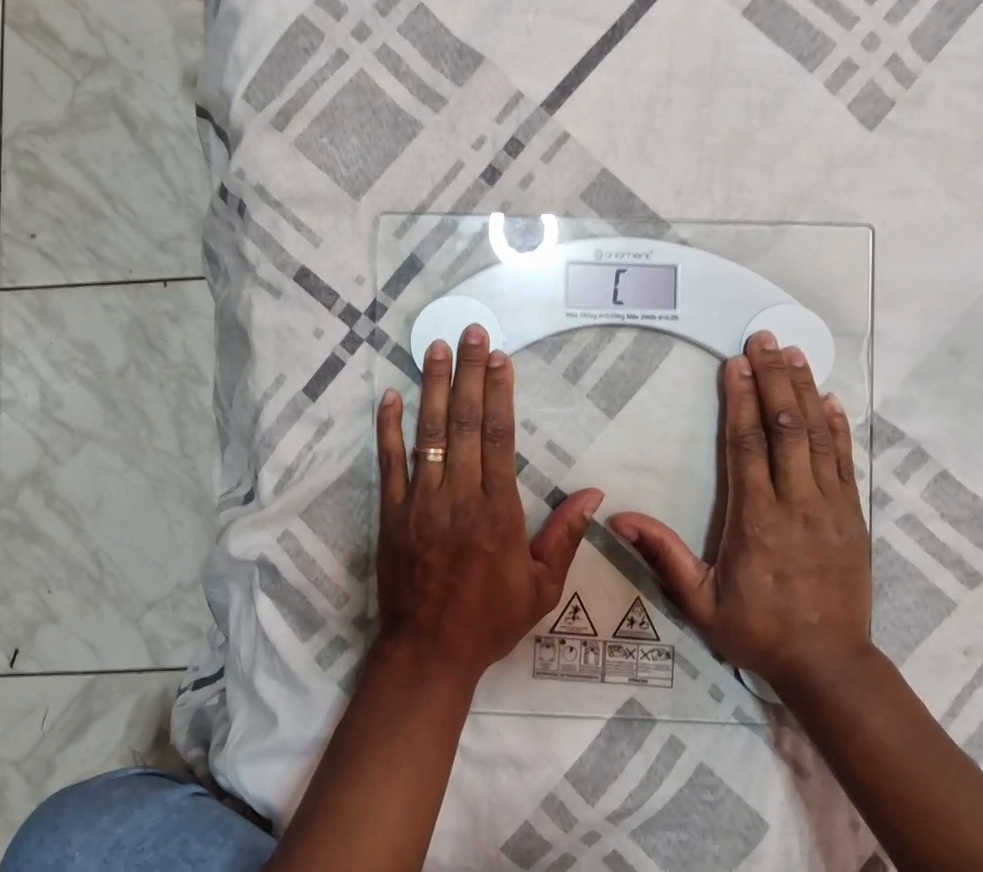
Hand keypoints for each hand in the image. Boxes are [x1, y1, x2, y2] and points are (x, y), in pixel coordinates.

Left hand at [374, 325, 603, 685]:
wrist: (429, 650)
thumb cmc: (491, 619)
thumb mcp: (542, 586)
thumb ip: (565, 536)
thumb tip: (593, 495)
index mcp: (497, 510)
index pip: (500, 437)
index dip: (500, 393)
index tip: (500, 358)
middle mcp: (458, 496)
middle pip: (465, 423)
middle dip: (470, 373)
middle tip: (471, 333)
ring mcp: (420, 502)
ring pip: (427, 433)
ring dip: (433, 388)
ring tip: (436, 348)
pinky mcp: (391, 513)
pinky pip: (389, 463)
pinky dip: (388, 428)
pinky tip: (389, 396)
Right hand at [609, 332, 870, 693]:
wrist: (829, 664)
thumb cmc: (757, 631)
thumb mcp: (700, 601)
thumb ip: (663, 555)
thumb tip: (618, 518)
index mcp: (756, 519)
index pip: (746, 446)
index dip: (741, 401)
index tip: (735, 364)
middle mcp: (796, 503)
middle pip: (784, 428)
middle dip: (774, 379)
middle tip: (765, 339)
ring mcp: (831, 508)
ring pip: (816, 437)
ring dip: (804, 392)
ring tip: (795, 353)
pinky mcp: (853, 517)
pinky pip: (845, 463)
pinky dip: (837, 428)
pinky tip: (830, 400)